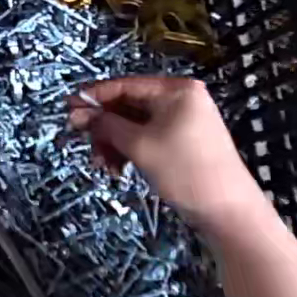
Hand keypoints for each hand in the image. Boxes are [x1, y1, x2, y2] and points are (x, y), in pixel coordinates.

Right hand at [69, 77, 267, 238]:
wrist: (228, 212)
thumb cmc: (185, 170)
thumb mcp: (139, 145)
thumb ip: (106, 125)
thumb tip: (78, 113)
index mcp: (175, 89)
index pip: (125, 85)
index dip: (94, 96)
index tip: (68, 108)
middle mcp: (180, 98)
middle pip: (129, 105)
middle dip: (104, 126)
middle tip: (83, 142)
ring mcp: (183, 120)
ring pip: (135, 124)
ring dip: (114, 142)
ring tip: (102, 165)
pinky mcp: (182, 141)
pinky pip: (147, 137)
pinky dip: (130, 150)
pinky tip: (117, 169)